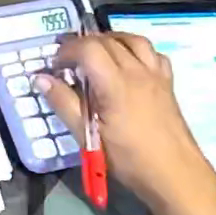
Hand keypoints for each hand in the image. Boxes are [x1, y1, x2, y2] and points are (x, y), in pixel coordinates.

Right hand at [38, 33, 215, 211]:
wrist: (174, 174)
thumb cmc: (128, 159)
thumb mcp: (88, 136)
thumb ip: (64, 103)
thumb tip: (41, 79)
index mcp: (115, 83)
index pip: (88, 49)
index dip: (68, 50)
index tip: (55, 66)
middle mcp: (137, 71)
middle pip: (108, 41)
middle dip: (83, 44)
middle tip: (67, 60)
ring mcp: (156, 75)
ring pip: (133, 40)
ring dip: (110, 40)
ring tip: (96, 53)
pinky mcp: (167, 83)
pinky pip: (153, 53)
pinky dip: (135, 50)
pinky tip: (128, 63)